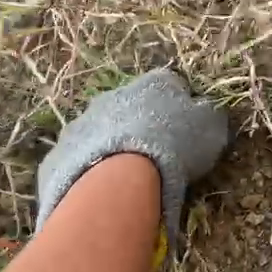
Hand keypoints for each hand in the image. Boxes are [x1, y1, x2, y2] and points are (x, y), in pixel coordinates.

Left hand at [35, 69, 228, 247]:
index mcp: (155, 83)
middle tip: (157, 151)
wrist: (120, 176)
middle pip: (133, 105)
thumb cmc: (175, 145)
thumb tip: (204, 108)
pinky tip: (106, 187)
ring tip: (129, 174)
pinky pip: (81, 156)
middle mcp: (116, 94)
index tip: (187, 127)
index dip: (180, 105)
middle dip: (142, 122)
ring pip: (103, 129)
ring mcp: (82, 122)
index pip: (171, 84)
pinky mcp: (59, 151)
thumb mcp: (211, 126)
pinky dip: (93, 167)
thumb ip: (208, 113)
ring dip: (115, 144)